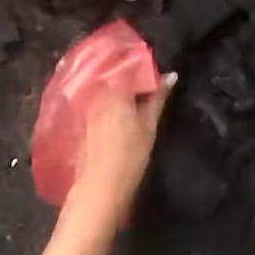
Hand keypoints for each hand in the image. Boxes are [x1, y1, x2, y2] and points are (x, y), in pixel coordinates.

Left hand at [63, 73, 175, 228]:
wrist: (100, 186)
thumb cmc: (130, 156)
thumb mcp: (149, 126)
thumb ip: (158, 98)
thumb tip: (171, 75)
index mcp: (115, 91)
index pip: (129, 69)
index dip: (142, 67)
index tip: (155, 71)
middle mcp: (97, 95)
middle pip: (115, 78)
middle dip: (130, 78)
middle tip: (148, 85)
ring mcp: (87, 109)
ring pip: (105, 91)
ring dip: (119, 91)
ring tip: (135, 99)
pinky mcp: (82, 123)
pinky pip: (97, 104)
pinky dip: (108, 104)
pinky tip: (118, 114)